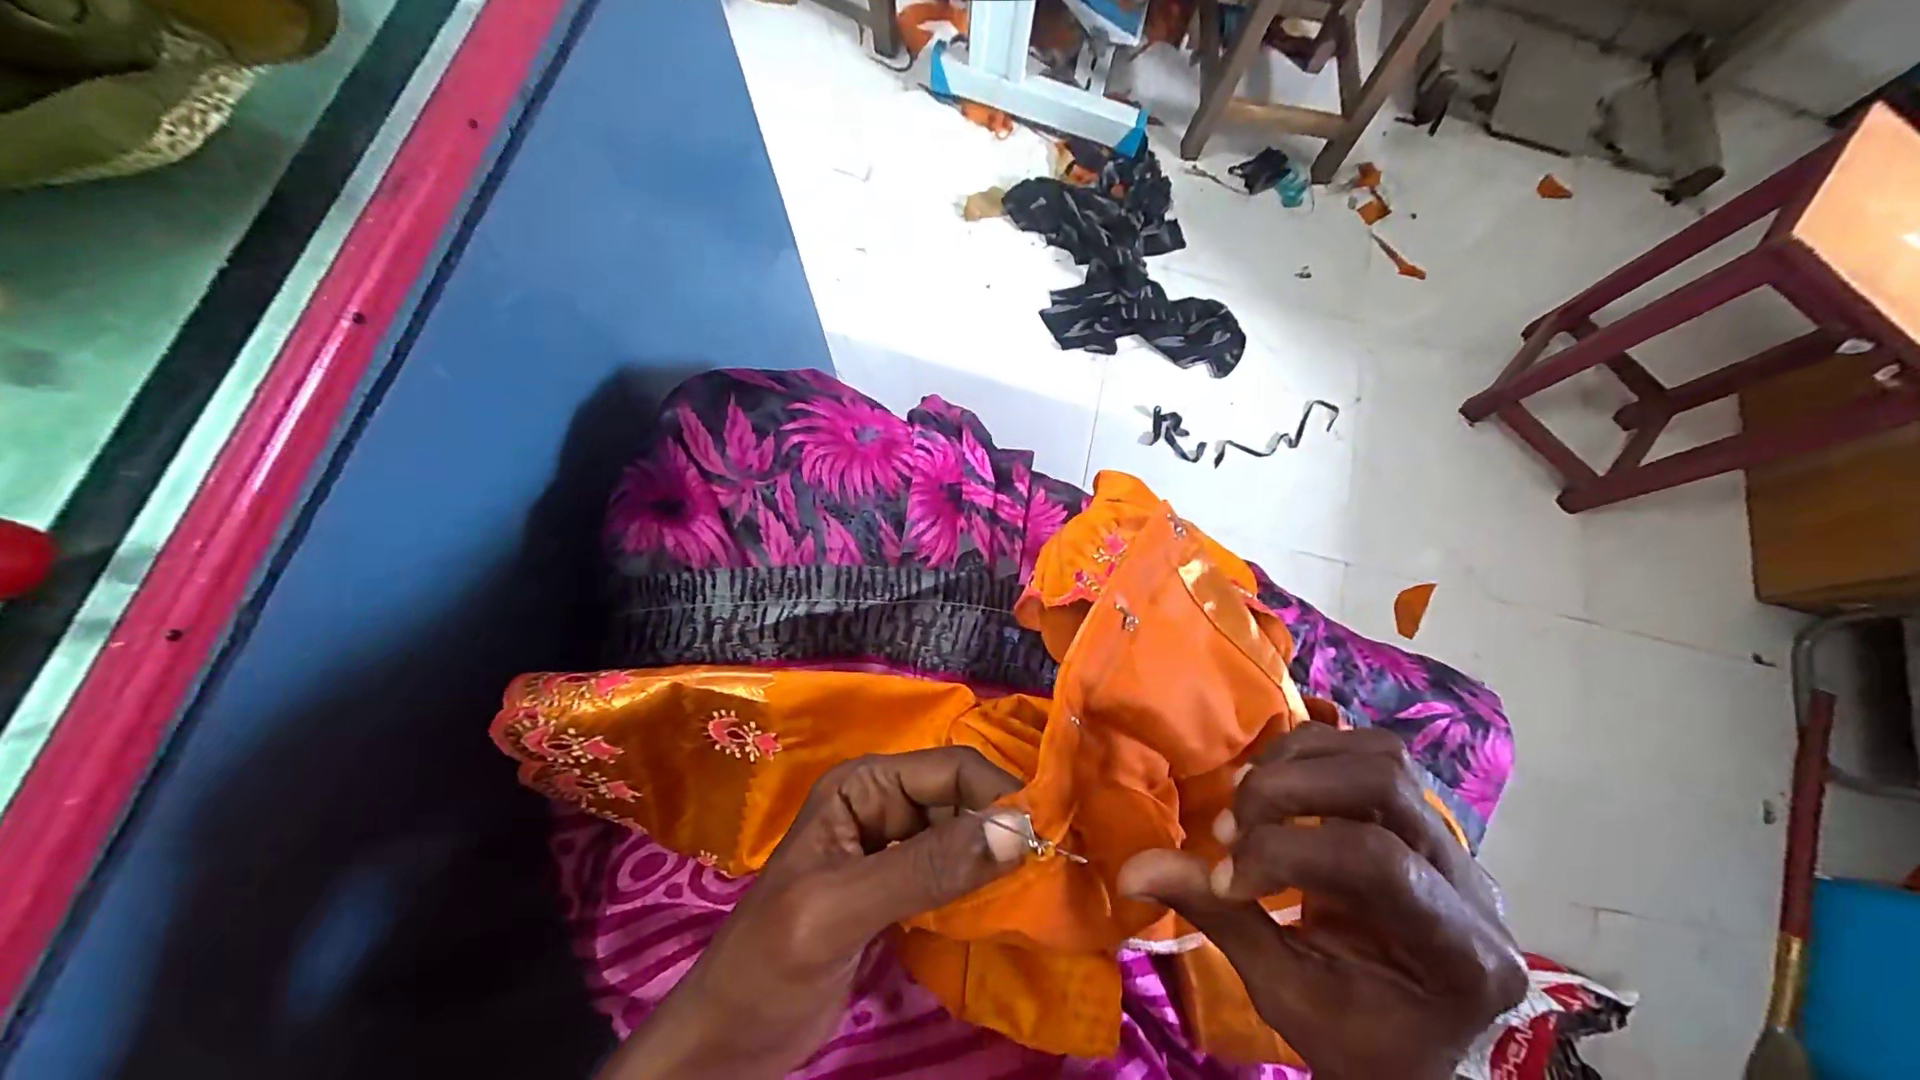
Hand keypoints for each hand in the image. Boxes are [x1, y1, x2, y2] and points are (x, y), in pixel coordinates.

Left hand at [600, 748, 1028, 1079]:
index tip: (1049, 838)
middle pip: (962, 800)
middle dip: (1002, 830)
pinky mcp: (901, 888)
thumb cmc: (770, 960)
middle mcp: (883, 802)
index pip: (951, 769)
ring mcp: (892, 846)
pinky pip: (954, 873)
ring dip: (997, 862)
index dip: (999, 795)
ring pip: (963, 837)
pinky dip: (980, 889)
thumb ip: (926, 868)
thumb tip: (1018, 828)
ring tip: (1040, 891)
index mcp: (864, 784)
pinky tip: (1005, 909)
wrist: (730, 1038)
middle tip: (1052, 873)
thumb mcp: (843, 908)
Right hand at [1118, 725, 1526, 1079]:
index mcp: (1460, 953)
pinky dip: (1307, 754)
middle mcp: (1470, 882)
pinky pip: (1367, 753)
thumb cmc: (1359, 1039)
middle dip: (1286, 791)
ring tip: (1247, 797)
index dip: (1284, 852)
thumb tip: (1130, 870)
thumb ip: (1220, 920)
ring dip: (1295, 761)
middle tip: (1230, 828)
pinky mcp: (1422, 816)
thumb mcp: (1286, 994)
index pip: (1375, 861)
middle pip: (1382, 783)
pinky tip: (1272, 787)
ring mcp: (1453, 841)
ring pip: (1380, 755)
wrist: (1419, 1046)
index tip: (1226, 881)